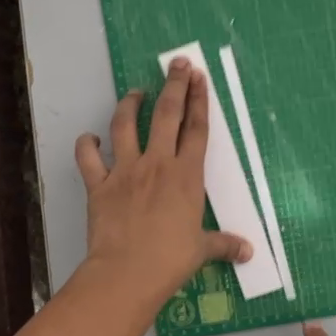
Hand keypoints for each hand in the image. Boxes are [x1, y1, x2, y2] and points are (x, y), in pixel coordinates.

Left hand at [74, 60, 251, 306]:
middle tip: (177, 64)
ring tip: (134, 92)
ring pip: (125, 125)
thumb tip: (248, 252)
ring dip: (129, 104)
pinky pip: (88, 157)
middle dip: (174, 85)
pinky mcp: (98, 184)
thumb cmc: (171, 260)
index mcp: (187, 176)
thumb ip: (223, 244)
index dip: (200, 100)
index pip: (197, 129)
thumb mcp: (202, 250)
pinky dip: (87, 144)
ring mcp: (125, 171)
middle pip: (167, 115)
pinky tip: (90, 139)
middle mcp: (157, 164)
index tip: (200, 77)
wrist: (127, 272)